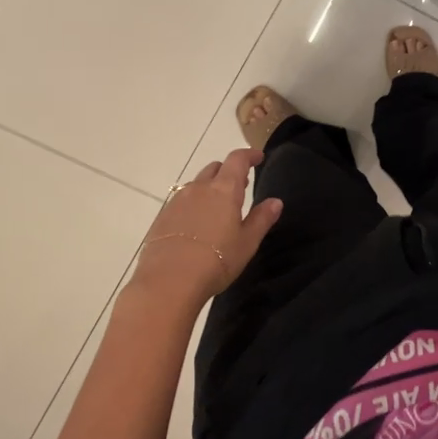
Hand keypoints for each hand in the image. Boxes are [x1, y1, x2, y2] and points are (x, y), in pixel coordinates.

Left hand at [129, 148, 282, 303]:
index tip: (258, 157)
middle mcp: (199, 188)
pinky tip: (195, 225)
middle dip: (228, 172)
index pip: (237, 159)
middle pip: (215, 168)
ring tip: (218, 207)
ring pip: (196, 184)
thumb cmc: (216, 261)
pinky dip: (193, 204)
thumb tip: (276, 201)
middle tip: (240, 186)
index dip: (249, 155)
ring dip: (209, 188)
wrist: (167, 283)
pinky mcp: (161, 218)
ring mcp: (177, 202)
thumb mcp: (247, 243)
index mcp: (224, 189)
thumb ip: (262, 219)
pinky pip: (181, 201)